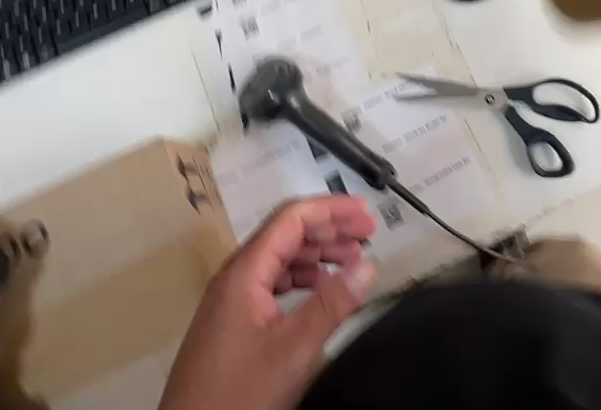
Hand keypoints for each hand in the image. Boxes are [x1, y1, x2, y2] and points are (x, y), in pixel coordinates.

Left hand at [159, 196, 378, 409]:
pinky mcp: (234, 319)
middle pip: (287, 232)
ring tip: (353, 259)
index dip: (331, 210)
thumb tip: (368, 266)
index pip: (292, 218)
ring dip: (318, 252)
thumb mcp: (292, 349)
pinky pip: (273, 280)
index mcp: (246, 269)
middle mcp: (236, 274)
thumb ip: (332, 304)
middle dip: (329, 228)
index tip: (366, 213)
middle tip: (367, 232)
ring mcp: (232, 296)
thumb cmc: (238, 393)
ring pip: (281, 257)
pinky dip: (303, 277)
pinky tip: (323, 289)